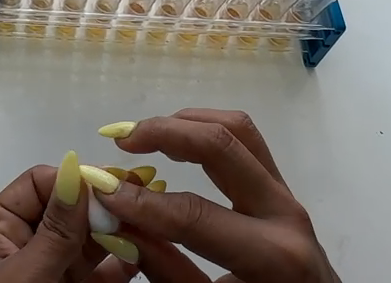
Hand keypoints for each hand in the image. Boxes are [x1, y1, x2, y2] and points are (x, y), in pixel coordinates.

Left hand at [0, 151, 139, 282]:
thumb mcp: (23, 277)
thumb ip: (54, 232)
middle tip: (141, 197)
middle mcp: (23, 245)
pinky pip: (95, 274)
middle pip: (68, 212)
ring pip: (86, 242)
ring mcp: (47, 272)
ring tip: (148, 221)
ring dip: (116, 231)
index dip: (74, 182)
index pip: (39, 185)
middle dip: (102, 206)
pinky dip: (118, 264)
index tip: (111, 183)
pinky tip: (139, 254)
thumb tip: (78, 171)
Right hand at [96, 109, 339, 282]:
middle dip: (164, 134)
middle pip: (221, 145)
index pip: (196, 214)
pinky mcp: (281, 188)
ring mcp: (287, 195)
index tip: (102, 189)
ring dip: (185, 122)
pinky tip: (176, 139)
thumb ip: (165, 269)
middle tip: (120, 138)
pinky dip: (205, 127)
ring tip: (143, 134)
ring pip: (236, 127)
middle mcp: (286, 214)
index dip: (144, 202)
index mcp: (275, 257)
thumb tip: (115, 224)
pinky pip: (245, 139)